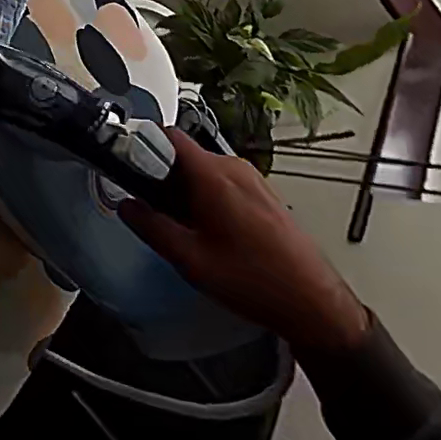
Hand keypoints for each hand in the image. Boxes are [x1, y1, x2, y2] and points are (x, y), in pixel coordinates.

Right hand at [120, 129, 369, 357]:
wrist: (315, 304)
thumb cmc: (252, 280)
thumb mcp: (191, 260)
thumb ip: (152, 228)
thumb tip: (125, 205)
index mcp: (213, 176)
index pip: (169, 135)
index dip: (143, 144)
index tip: (128, 166)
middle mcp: (234, 168)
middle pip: (184, 155)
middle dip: (163, 176)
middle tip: (153, 208)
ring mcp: (252, 179)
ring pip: (203, 170)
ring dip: (185, 188)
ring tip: (182, 225)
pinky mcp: (264, 193)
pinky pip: (223, 181)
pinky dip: (207, 195)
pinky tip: (210, 230)